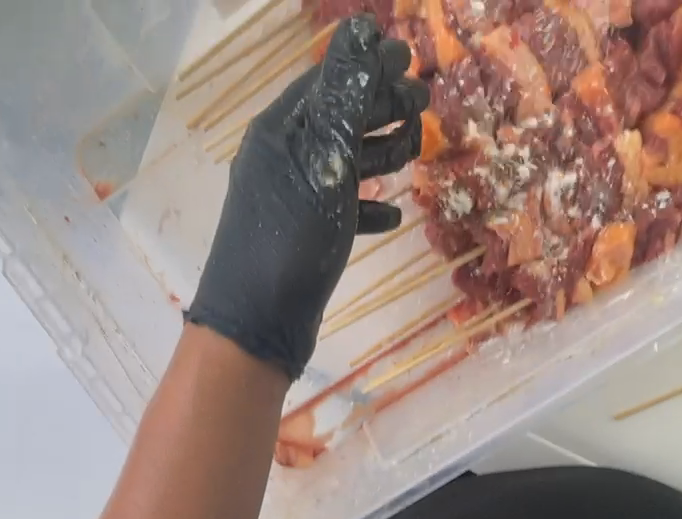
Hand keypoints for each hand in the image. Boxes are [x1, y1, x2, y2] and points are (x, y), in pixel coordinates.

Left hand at [186, 15, 429, 380]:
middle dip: (382, 110)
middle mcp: (281, 158)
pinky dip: (366, 207)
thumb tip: (363, 31)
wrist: (257, 325)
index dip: (371, 68)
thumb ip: (344, 99)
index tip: (412, 62)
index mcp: (280, 131)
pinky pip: (340, 209)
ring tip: (415, 155)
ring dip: (380, 156)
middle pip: (339, 119)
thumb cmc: (290, 242)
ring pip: (343, 164)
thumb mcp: (323, 165)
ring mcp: (291, 200)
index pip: (329, 81)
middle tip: (424, 107)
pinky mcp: (302, 237)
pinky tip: (392, 214)